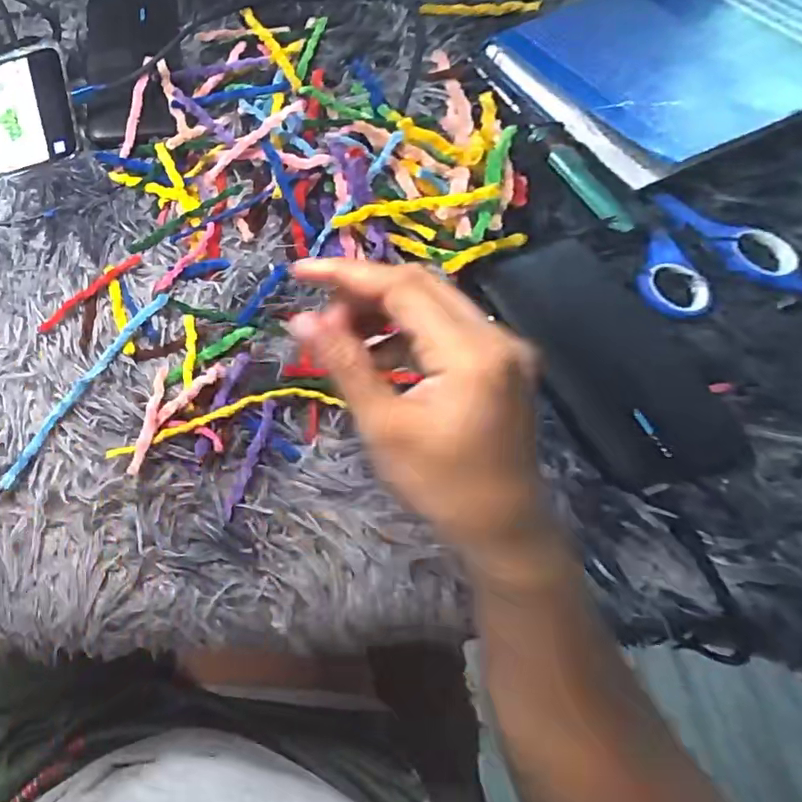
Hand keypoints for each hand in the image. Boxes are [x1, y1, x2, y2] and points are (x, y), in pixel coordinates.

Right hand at [288, 259, 560, 578]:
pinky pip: (441, 326)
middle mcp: (495, 337)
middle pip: (420, 285)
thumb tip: (299, 319)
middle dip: (361, 288)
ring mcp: (501, 349)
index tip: (298, 272)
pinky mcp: (496, 363)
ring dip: (379, 309)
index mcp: (471, 352)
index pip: (402, 288)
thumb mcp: (382, 423)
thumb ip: (343, 363)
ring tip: (338, 335)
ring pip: (430, 302)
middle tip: (316, 308)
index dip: (346, 274)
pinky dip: (401, 329)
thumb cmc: (439, 484)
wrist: (503, 530)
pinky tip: (372, 353)